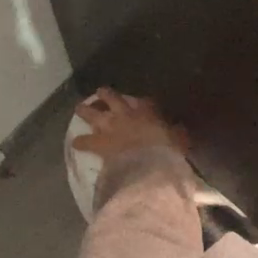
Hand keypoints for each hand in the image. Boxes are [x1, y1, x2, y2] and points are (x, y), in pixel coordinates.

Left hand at [71, 89, 188, 160]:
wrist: (147, 164)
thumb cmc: (168, 151)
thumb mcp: (179, 141)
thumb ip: (178, 134)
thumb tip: (181, 131)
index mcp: (146, 112)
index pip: (145, 102)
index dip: (144, 102)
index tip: (145, 104)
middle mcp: (124, 114)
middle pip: (110, 96)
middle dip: (106, 94)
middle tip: (102, 94)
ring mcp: (108, 126)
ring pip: (90, 112)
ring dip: (85, 110)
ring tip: (80, 109)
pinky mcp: (98, 142)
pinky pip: (83, 141)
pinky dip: (80, 142)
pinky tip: (77, 143)